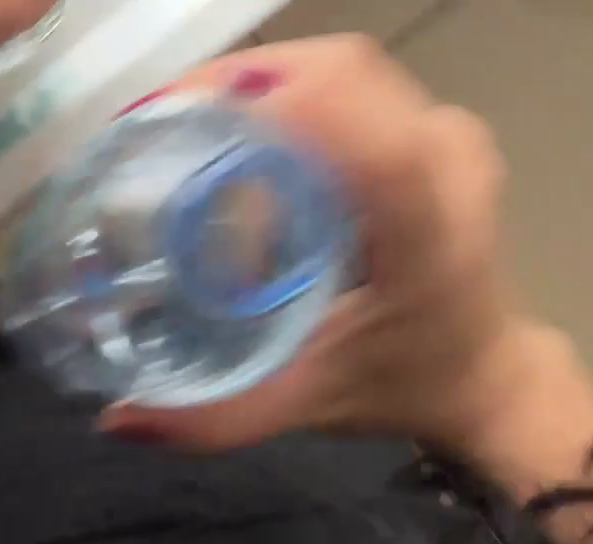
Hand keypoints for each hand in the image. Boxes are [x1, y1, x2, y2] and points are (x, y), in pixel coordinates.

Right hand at [101, 36, 542, 453]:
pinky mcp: (422, 132)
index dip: (279, 113)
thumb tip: (115, 420)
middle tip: (145, 126)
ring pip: (338, 71)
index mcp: (425, 237)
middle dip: (234, 86)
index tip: (175, 121)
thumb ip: (211, 422)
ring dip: (248, 87)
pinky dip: (271, 98)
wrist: (477, 370)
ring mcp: (440, 136)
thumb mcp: (299, 410)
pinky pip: (341, 89)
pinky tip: (217, 137)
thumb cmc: (395, 387)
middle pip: (340, 77)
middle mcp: (443, 163)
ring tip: (168, 128)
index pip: (370, 149)